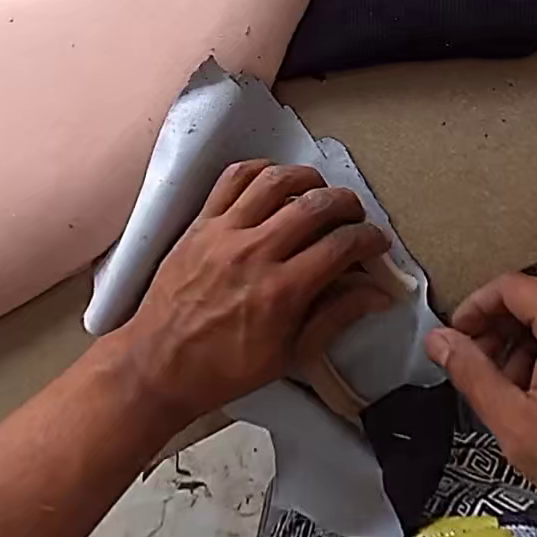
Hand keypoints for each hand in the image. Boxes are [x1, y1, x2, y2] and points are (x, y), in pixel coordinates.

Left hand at [110, 161, 393, 427]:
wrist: (158, 364)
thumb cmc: (225, 368)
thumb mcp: (290, 354)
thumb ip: (336, 317)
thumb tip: (378, 293)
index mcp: (282, 291)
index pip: (341, 245)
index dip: (369, 239)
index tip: (376, 242)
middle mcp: (256, 253)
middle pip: (316, 205)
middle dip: (347, 204)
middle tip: (354, 216)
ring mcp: (225, 232)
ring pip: (276, 180)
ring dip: (308, 178)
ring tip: (319, 191)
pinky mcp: (201, 222)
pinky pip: (233, 178)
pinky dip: (259, 169)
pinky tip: (273, 179)